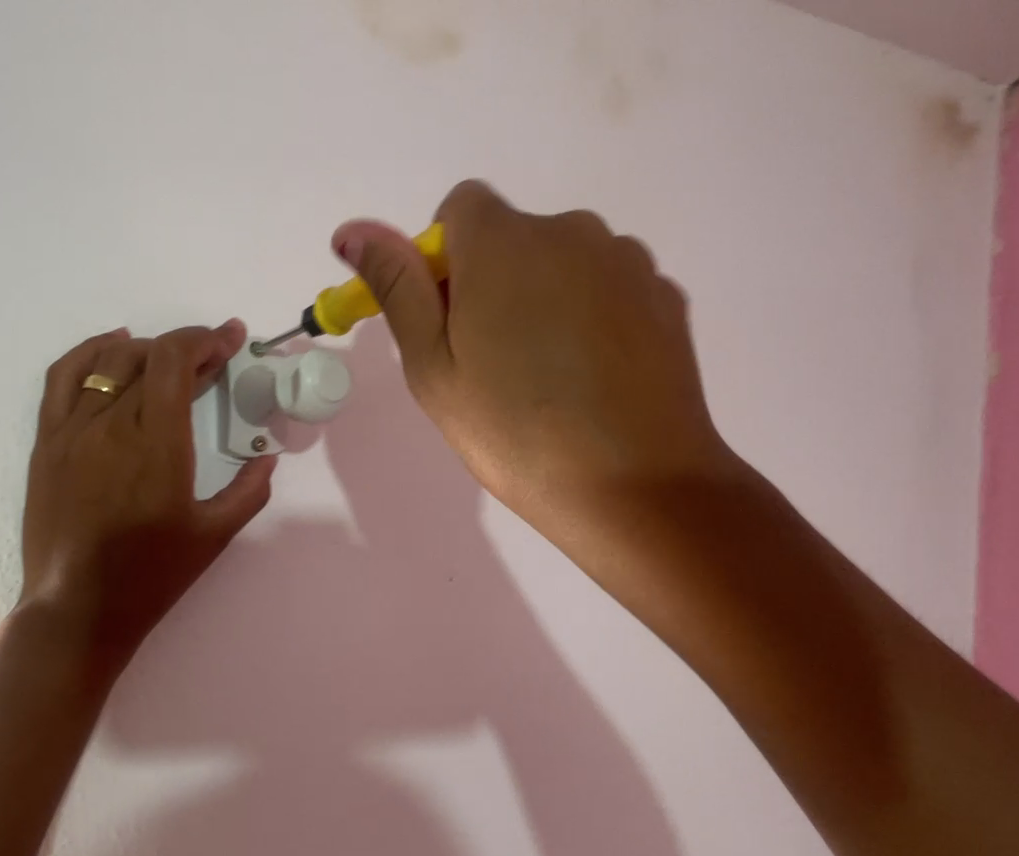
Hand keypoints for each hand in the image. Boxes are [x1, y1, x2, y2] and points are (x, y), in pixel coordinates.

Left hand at [19, 322, 276, 663]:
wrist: (78, 609)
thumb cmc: (150, 576)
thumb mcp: (213, 536)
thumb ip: (248, 491)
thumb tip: (266, 458)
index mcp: (157, 444)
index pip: (175, 359)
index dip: (206, 339)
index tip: (230, 340)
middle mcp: (111, 424)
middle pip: (148, 356)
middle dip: (187, 348)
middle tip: (212, 361)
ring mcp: (72, 430)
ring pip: (107, 361)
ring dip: (146, 350)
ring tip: (169, 361)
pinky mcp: (47, 442)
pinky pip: (63, 377)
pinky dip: (90, 352)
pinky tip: (112, 349)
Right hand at [331, 180, 737, 530]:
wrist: (634, 484)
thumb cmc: (513, 430)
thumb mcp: (433, 367)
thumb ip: (397, 288)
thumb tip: (352, 230)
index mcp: (503, 243)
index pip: (460, 207)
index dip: (443, 259)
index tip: (448, 319)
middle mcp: (571, 231)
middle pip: (514, 238)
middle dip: (494, 283)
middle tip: (493, 364)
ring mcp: (627, 261)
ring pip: (565, 264)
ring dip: (546, 300)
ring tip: (550, 379)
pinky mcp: (666, 296)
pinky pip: (609, 291)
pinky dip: (593, 320)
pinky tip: (593, 380)